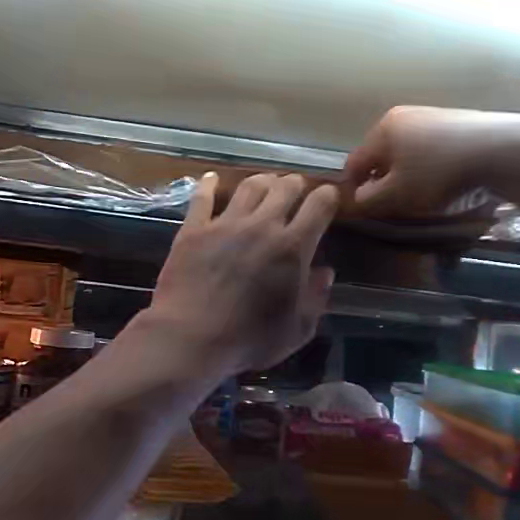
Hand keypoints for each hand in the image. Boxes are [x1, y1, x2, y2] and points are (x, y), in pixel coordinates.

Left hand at [138, 173, 339, 375]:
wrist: (190, 338)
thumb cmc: (249, 341)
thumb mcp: (296, 330)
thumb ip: (315, 298)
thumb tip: (324, 272)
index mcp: (293, 248)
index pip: (319, 205)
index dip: (328, 197)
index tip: (328, 200)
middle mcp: (262, 226)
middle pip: (285, 187)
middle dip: (296, 185)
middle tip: (296, 191)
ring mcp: (224, 224)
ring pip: (249, 186)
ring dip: (262, 181)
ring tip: (265, 184)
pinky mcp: (193, 229)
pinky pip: (203, 198)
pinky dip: (209, 184)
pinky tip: (211, 179)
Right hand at [343, 106, 519, 217]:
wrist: (504, 150)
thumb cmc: (438, 174)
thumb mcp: (397, 195)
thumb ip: (370, 199)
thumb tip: (359, 198)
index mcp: (382, 130)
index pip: (354, 163)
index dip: (353, 190)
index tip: (361, 211)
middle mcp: (403, 117)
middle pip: (381, 156)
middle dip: (382, 181)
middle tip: (392, 207)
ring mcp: (433, 117)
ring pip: (407, 153)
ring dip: (407, 176)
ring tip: (421, 198)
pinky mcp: (458, 123)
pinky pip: (431, 150)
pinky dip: (430, 168)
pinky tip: (446, 184)